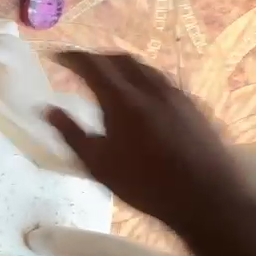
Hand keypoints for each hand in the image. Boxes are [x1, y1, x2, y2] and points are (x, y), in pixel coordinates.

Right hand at [44, 50, 255, 237]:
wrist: (208, 199)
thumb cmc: (144, 184)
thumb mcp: (96, 163)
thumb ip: (70, 133)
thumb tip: (47, 110)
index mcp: (122, 101)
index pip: (93, 66)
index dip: (72, 57)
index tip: (56, 56)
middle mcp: (152, 90)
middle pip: (122, 59)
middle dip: (98, 57)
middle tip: (80, 65)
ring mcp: (178, 97)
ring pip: (147, 68)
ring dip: (123, 67)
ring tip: (109, 77)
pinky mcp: (196, 108)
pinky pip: (164, 82)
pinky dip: (144, 80)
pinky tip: (141, 97)